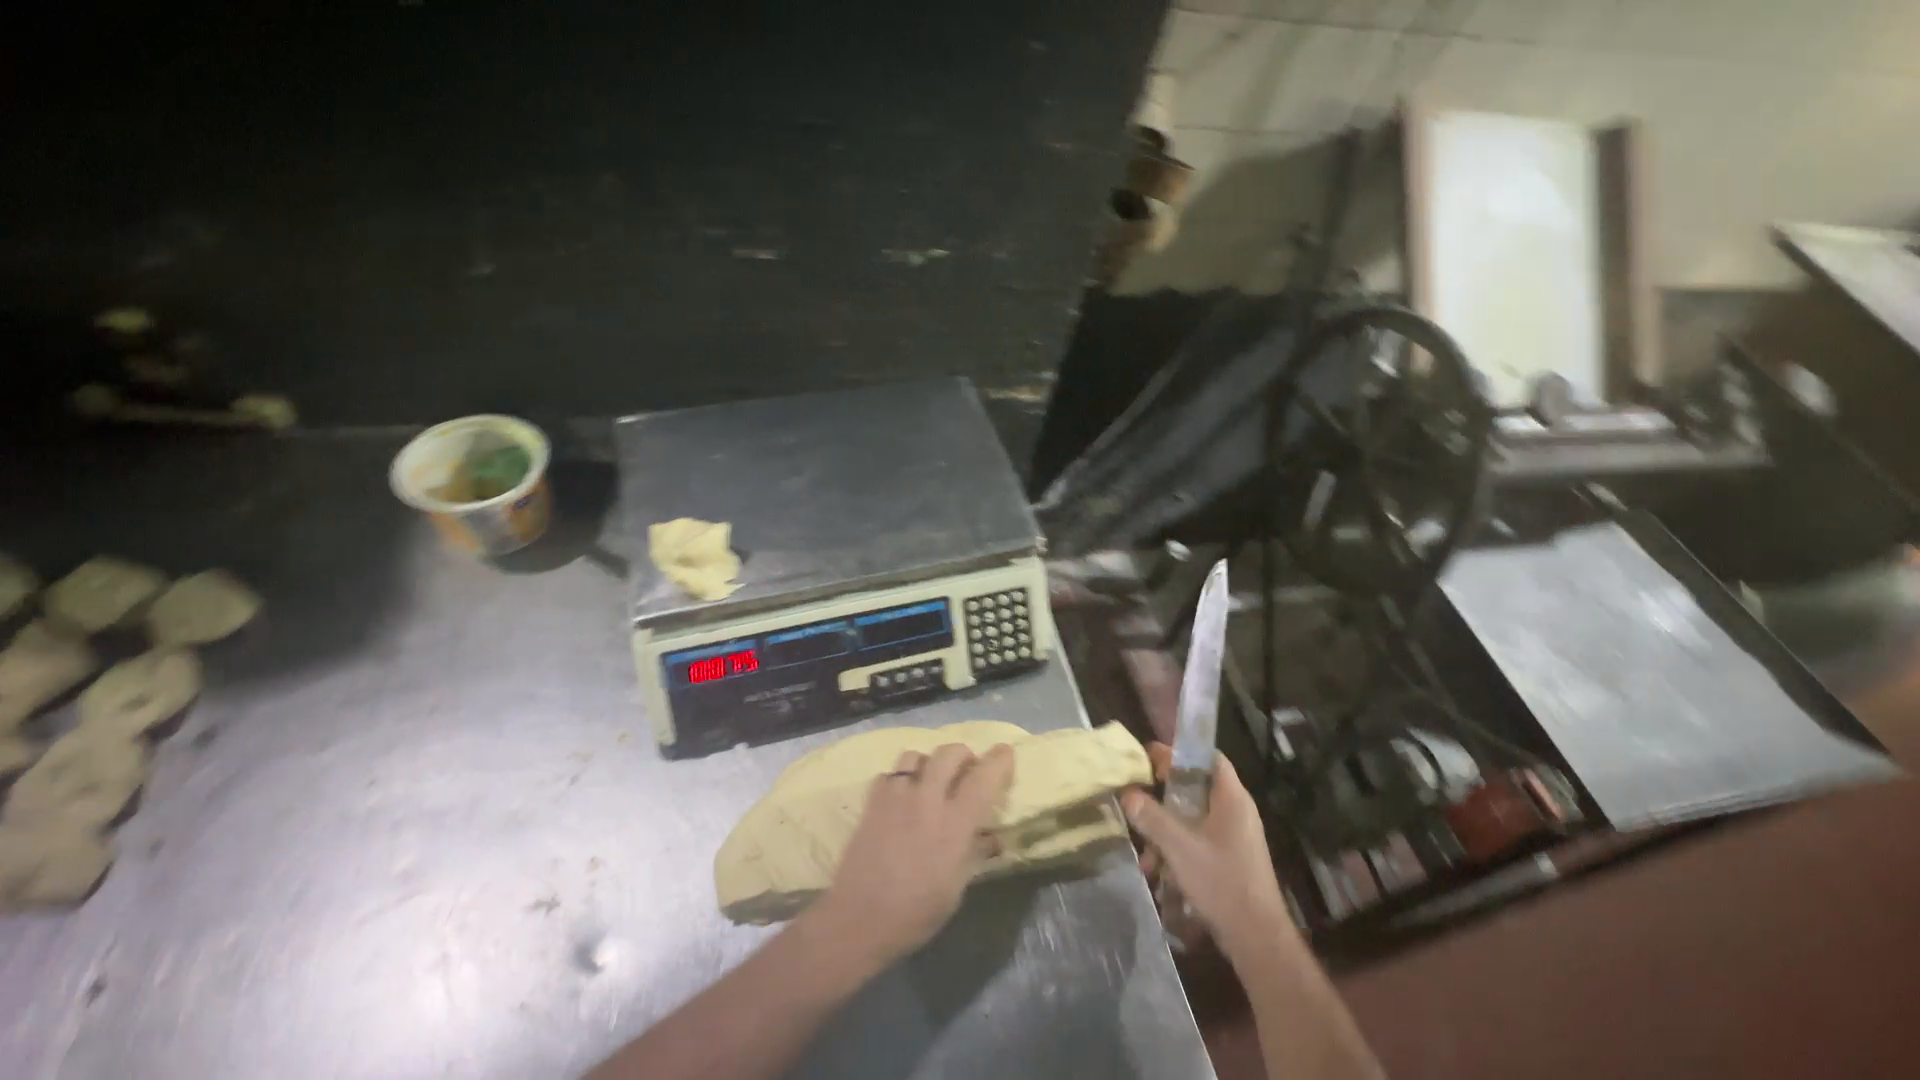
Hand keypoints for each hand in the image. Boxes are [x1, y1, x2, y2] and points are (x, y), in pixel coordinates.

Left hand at [810, 742, 1014, 969]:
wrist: (859, 919)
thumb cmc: (915, 913)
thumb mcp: (956, 889)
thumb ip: (975, 855)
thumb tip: (993, 838)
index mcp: (955, 824)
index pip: (983, 778)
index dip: (998, 760)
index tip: (1005, 752)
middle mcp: (926, 800)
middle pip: (949, 754)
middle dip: (964, 754)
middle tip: (968, 768)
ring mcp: (895, 798)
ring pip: (915, 756)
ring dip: (930, 762)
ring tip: (932, 779)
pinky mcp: (871, 803)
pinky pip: (889, 774)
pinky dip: (900, 778)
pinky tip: (902, 796)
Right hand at [1122, 744, 1295, 960]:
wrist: (1256, 937)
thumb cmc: (1221, 882)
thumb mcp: (1179, 847)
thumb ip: (1152, 817)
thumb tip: (1128, 793)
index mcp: (1231, 799)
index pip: (1207, 757)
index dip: (1178, 753)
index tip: (1148, 757)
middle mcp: (1235, 812)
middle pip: (1194, 789)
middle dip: (1163, 799)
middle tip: (1135, 802)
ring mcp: (1233, 838)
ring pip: (1192, 819)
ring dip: (1165, 832)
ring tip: (1145, 855)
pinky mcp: (1228, 860)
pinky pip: (1197, 842)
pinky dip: (1176, 851)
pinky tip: (1158, 874)